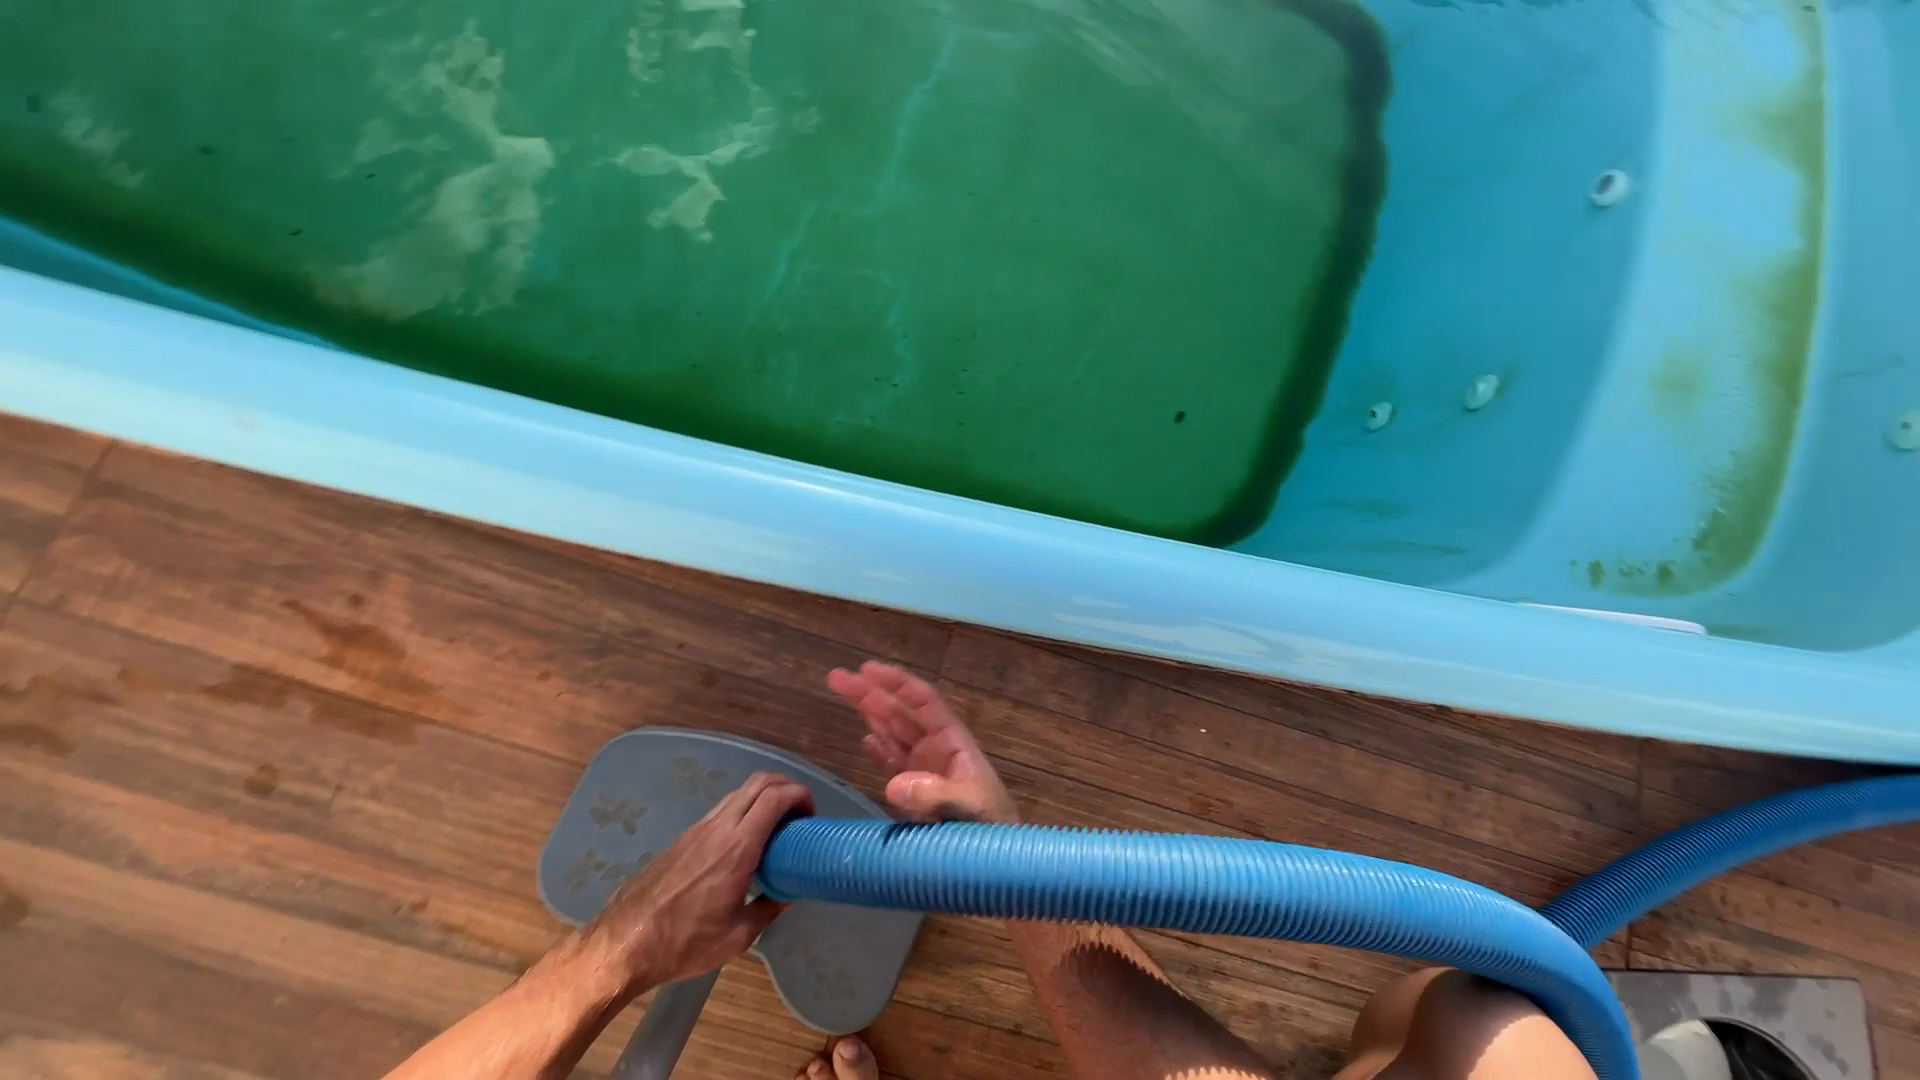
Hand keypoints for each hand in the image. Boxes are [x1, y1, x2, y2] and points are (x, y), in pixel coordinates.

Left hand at [582, 772, 812, 991]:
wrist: (625, 943)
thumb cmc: (686, 942)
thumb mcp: (739, 935)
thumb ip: (769, 909)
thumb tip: (788, 893)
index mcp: (738, 847)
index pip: (775, 797)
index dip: (800, 795)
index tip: (811, 814)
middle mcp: (719, 827)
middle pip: (759, 782)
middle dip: (786, 786)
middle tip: (799, 813)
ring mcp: (698, 829)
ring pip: (739, 792)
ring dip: (763, 796)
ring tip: (776, 825)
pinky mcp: (684, 837)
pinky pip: (722, 809)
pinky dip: (744, 810)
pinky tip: (747, 841)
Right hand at [828, 662, 1018, 823]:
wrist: (1000, 869)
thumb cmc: (992, 831)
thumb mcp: (969, 810)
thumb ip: (935, 796)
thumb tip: (893, 784)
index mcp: (953, 742)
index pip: (923, 702)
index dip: (896, 683)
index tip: (867, 669)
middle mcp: (937, 751)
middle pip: (900, 713)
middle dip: (871, 693)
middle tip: (836, 677)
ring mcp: (926, 773)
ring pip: (893, 733)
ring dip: (869, 714)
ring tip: (843, 694)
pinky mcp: (917, 797)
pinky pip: (893, 765)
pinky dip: (879, 752)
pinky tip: (866, 741)